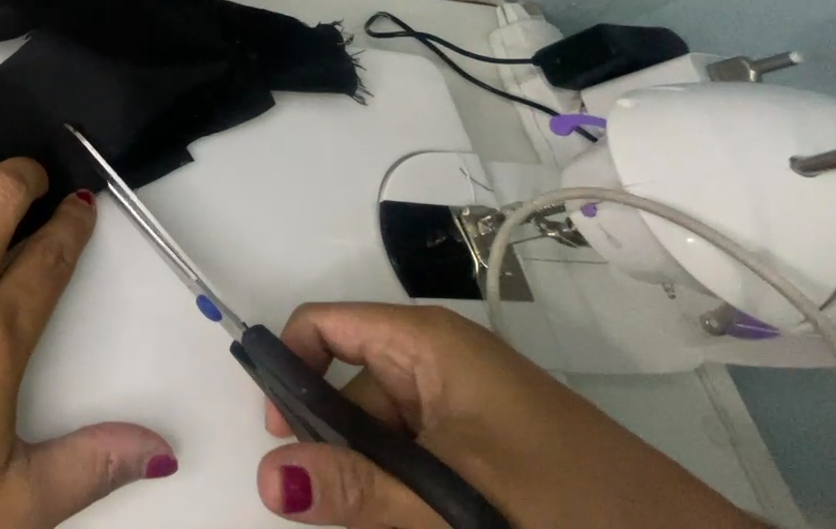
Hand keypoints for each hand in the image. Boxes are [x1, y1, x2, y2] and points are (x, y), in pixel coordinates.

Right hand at [256, 303, 766, 528]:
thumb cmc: (571, 513)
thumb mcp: (450, 506)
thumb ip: (355, 490)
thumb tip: (264, 477)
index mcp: (426, 345)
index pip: (321, 326)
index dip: (288, 371)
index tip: (283, 441)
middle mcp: (439, 363)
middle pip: (346, 390)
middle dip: (337, 452)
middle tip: (351, 516)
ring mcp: (467, 409)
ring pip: (382, 438)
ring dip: (376, 487)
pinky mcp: (490, 451)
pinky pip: (420, 463)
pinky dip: (410, 499)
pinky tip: (425, 528)